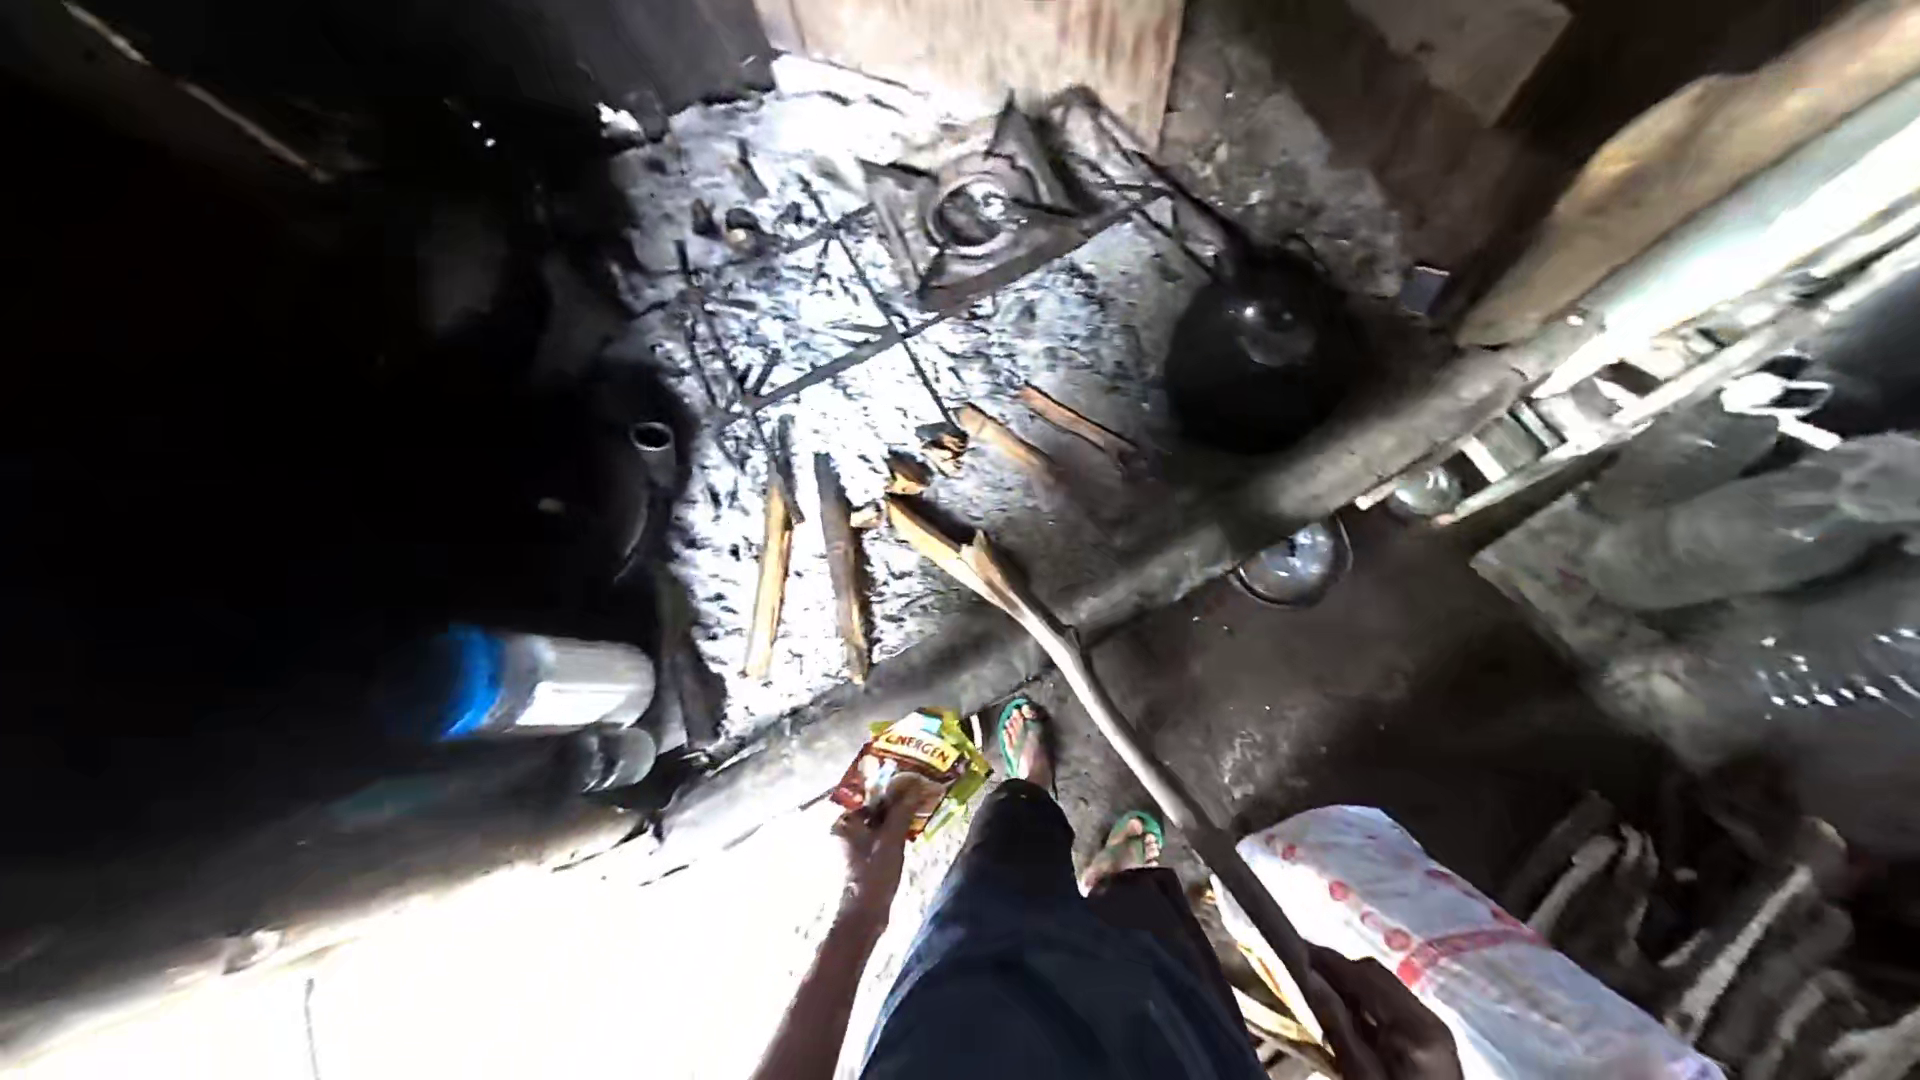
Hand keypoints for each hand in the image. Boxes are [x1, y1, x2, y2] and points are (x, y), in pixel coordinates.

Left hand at [831, 773, 940, 923]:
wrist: (864, 916)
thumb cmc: (873, 874)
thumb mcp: (892, 839)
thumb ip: (903, 809)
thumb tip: (916, 783)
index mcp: (843, 820)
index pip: (865, 791)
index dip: (886, 782)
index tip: (906, 775)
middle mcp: (842, 827)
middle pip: (870, 803)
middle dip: (892, 796)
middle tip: (915, 786)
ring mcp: (850, 841)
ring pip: (875, 818)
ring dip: (894, 810)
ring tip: (916, 800)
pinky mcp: (860, 853)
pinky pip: (877, 831)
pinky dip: (891, 826)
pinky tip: (909, 822)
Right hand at [1310, 945, 1462, 1079]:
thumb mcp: (1360, 1075)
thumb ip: (1336, 1023)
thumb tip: (1308, 976)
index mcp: (1413, 1028)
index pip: (1363, 977)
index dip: (1327, 960)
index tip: (1295, 950)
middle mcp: (1429, 1019)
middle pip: (1376, 975)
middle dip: (1339, 969)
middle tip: (1304, 970)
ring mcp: (1435, 1029)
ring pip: (1385, 985)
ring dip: (1353, 983)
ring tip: (1323, 989)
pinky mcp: (1434, 1040)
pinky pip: (1395, 1003)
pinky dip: (1369, 999)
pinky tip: (1350, 1011)